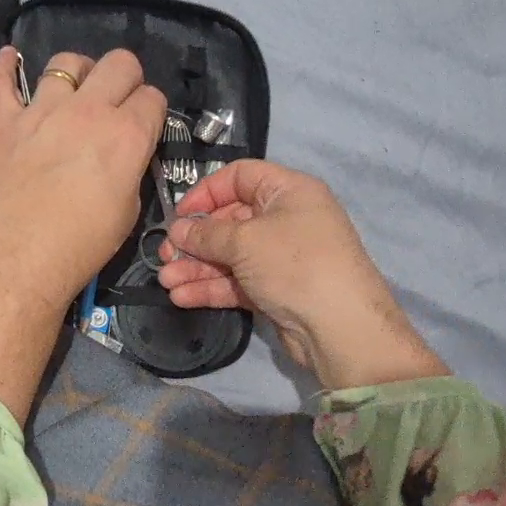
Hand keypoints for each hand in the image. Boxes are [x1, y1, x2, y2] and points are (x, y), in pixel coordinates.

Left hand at [0, 46, 167, 308]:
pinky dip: (5, 67)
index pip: (153, 98)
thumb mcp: (130, 207)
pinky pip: (1, 83)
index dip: (152, 111)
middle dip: (127, 78)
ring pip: (65, 63)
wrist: (26, 257)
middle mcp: (88, 110)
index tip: (145, 126)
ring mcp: (42, 112)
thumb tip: (124, 153)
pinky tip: (10, 57)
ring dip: (77, 72)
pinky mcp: (6, 123)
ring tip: (75, 89)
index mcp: (127, 133)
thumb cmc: (85, 242)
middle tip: (118, 102)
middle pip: (119, 63)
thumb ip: (131, 166)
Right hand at [157, 160, 448, 389]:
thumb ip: (206, 234)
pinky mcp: (275, 290)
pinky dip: (210, 287)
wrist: (340, 328)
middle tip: (165, 255)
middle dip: (194, 239)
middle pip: (229, 220)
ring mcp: (280, 257)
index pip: (240, 177)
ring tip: (166, 282)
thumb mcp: (245, 241)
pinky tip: (182, 297)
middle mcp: (286, 219)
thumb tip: (178, 230)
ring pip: (229, 256)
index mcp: (288, 192)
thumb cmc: (295, 264)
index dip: (206, 193)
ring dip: (196, 267)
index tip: (179, 216)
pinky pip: (236, 281)